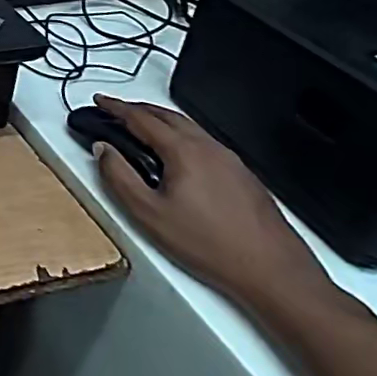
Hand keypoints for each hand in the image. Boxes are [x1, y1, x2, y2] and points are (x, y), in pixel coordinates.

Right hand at [89, 95, 328, 311]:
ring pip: (188, 127)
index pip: (140, 117)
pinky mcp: (245, 176)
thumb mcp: (149, 214)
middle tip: (116, 110)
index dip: (115, 107)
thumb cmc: (213, 246)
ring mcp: (231, 161)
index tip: (100, 101)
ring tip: (143, 128)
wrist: (275, 274)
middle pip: (166, 114)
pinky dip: (182, 135)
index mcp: (184, 150)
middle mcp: (209, 148)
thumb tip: (103, 150)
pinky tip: (179, 154)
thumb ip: (119, 177)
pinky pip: (205, 142)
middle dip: (137, 109)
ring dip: (161, 120)